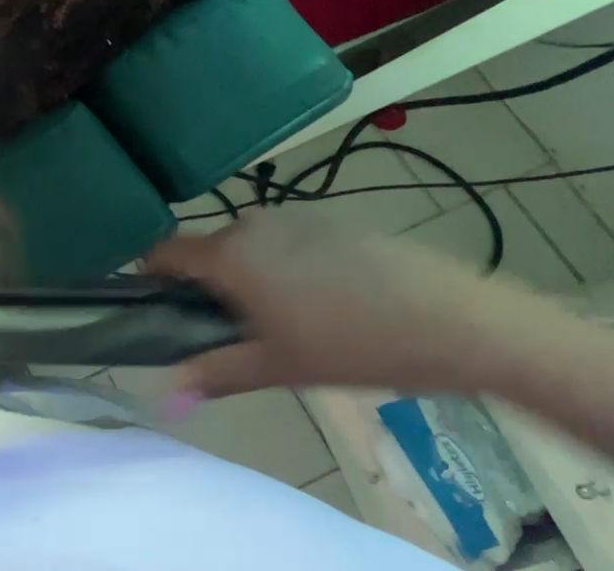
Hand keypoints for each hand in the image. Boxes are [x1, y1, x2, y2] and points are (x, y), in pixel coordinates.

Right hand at [146, 212, 563, 400]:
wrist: (460, 321)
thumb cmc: (356, 346)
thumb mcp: (281, 366)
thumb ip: (217, 372)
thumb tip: (166, 394)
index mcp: (229, 255)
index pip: (163, 252)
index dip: (154, 279)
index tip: (167, 311)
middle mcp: (252, 223)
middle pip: (208, 250)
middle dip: (210, 285)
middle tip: (239, 330)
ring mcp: (295, 217)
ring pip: (250, 245)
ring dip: (251, 275)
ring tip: (290, 319)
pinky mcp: (334, 220)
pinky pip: (287, 240)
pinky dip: (289, 265)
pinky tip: (331, 302)